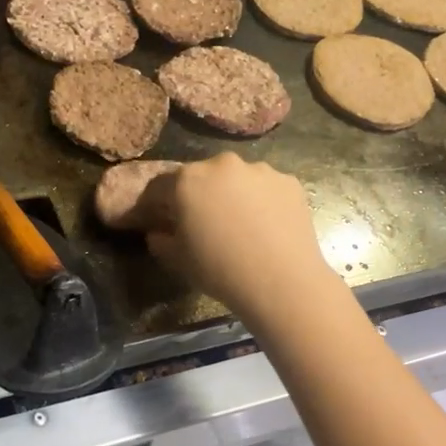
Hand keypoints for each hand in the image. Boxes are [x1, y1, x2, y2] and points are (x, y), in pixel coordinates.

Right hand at [138, 153, 348, 326]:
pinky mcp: (289, 181)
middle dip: (198, 195)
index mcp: (187, 179)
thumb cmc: (219, 269)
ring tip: (240, 225)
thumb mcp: (177, 260)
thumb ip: (160, 240)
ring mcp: (260, 170)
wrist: (281, 281)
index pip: (161, 186)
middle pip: (202, 176)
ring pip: (237, 179)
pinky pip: (266, 188)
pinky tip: (266, 227)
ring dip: (232, 195)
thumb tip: (158, 232)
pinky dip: (262, 202)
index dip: (157, 204)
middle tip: (203, 223)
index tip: (161, 219)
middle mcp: (222, 164)